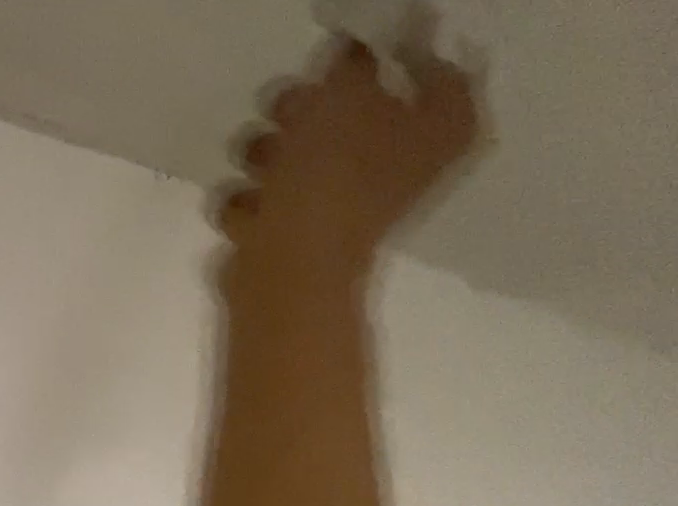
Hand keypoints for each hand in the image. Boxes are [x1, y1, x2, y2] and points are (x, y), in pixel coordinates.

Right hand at [215, 25, 484, 277]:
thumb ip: (353, 65)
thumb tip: (355, 47)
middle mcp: (400, 164)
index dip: (385, 53)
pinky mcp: (294, 232)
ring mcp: (343, 203)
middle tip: (289, 111)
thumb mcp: (348, 101)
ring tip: (257, 163)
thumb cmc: (329, 185)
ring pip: (298, 153)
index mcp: (441, 127)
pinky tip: (247, 208)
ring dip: (268, 152)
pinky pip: (265, 199)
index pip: (430, 66)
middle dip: (309, 107)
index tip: (339, 56)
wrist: (286, 273)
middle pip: (352, 110)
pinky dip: (250, 201)